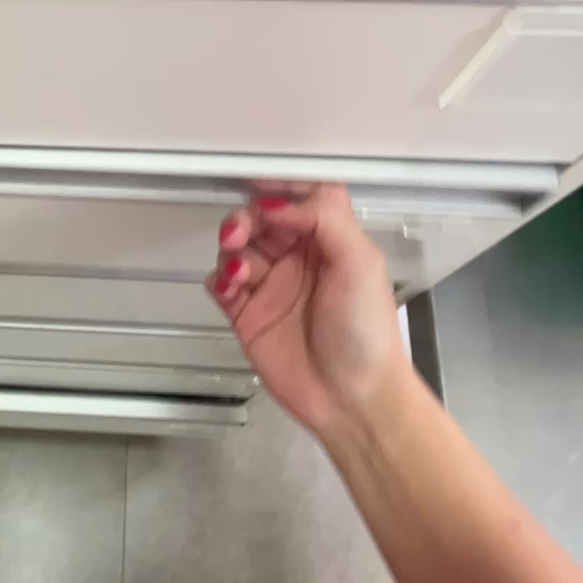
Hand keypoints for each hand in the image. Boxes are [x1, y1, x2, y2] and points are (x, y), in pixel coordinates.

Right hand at [209, 186, 413, 436]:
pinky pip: (220, 282)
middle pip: (260, 219)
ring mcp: (269, 284)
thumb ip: (322, 219)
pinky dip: (219, 279)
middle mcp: (297, 257)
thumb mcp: (360, 263)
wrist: (349, 397)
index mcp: (330, 240)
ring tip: (240, 270)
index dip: (280, 187)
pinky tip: (230, 289)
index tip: (256, 185)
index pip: (302, 197)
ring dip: (231, 249)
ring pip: (236, 247)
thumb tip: (276, 202)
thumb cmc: (364, 330)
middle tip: (237, 234)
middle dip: (244, 219)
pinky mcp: (245, 312)